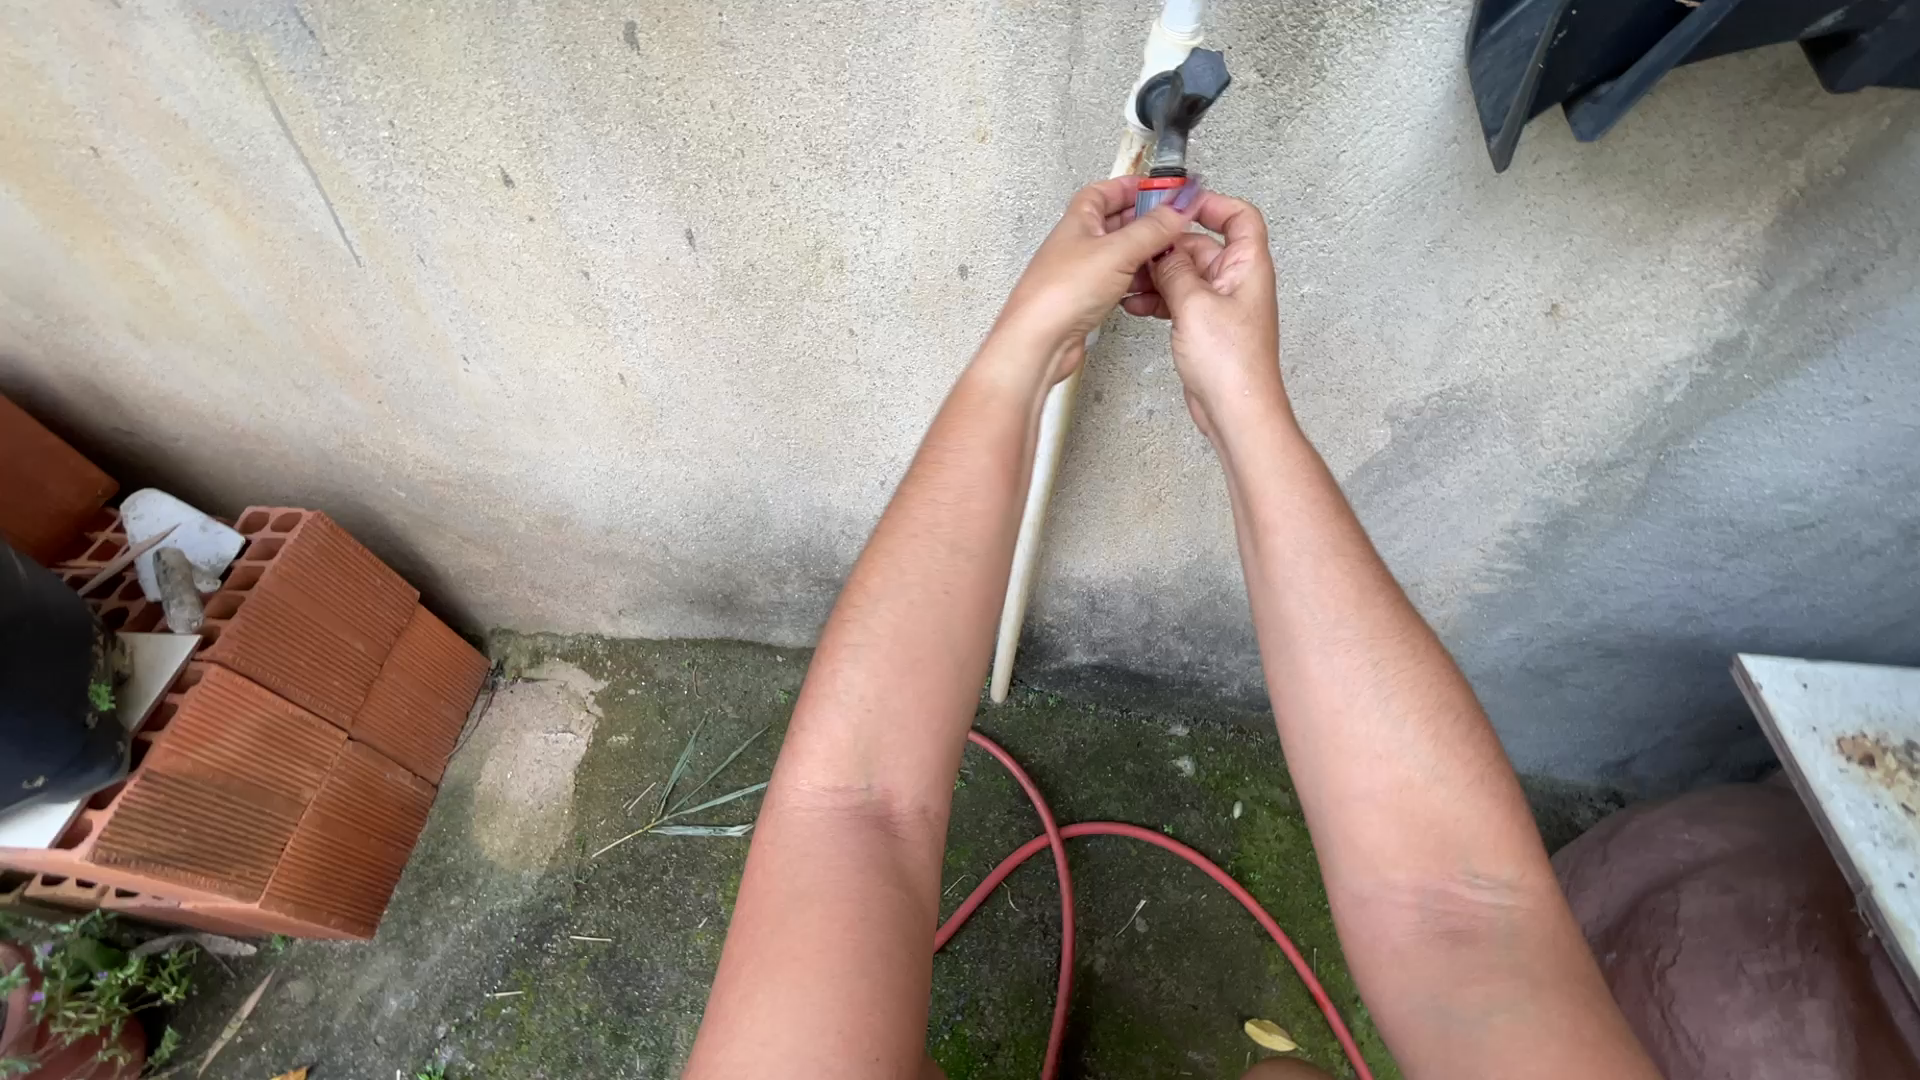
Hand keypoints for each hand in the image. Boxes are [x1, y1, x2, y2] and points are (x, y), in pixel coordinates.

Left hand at [989, 175, 1198, 385]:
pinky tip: (1147, 286)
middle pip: (1115, 223)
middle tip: (1171, 221)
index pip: (1104, 191)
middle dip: (1144, 221)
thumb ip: (1152, 228)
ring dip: (1142, 254)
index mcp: (1077, 221)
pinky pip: (1116, 284)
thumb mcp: (1117, 251)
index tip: (1158, 187)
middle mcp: (1077, 246)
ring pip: (1118, 256)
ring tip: (1166, 255)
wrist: (1039, 342)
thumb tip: (1177, 207)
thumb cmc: (1059, 294)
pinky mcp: (1086, 302)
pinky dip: (1134, 282)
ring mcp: (1081, 275)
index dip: (1131, 186)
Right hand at [1123, 192, 1284, 444]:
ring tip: (1132, 281)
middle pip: (1201, 247)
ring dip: (1159, 277)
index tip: (1180, 204)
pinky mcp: (1204, 329)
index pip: (1238, 218)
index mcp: (1247, 267)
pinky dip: (1159, 300)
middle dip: (1169, 248)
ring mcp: (1219, 307)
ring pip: (1185, 276)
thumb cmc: (1231, 364)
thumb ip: (1175, 271)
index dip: (1212, 205)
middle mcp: (1236, 283)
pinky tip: (1138, 305)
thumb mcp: (1195, 305)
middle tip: (1139, 249)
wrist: (1234, 408)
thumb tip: (1164, 249)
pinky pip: (1179, 302)